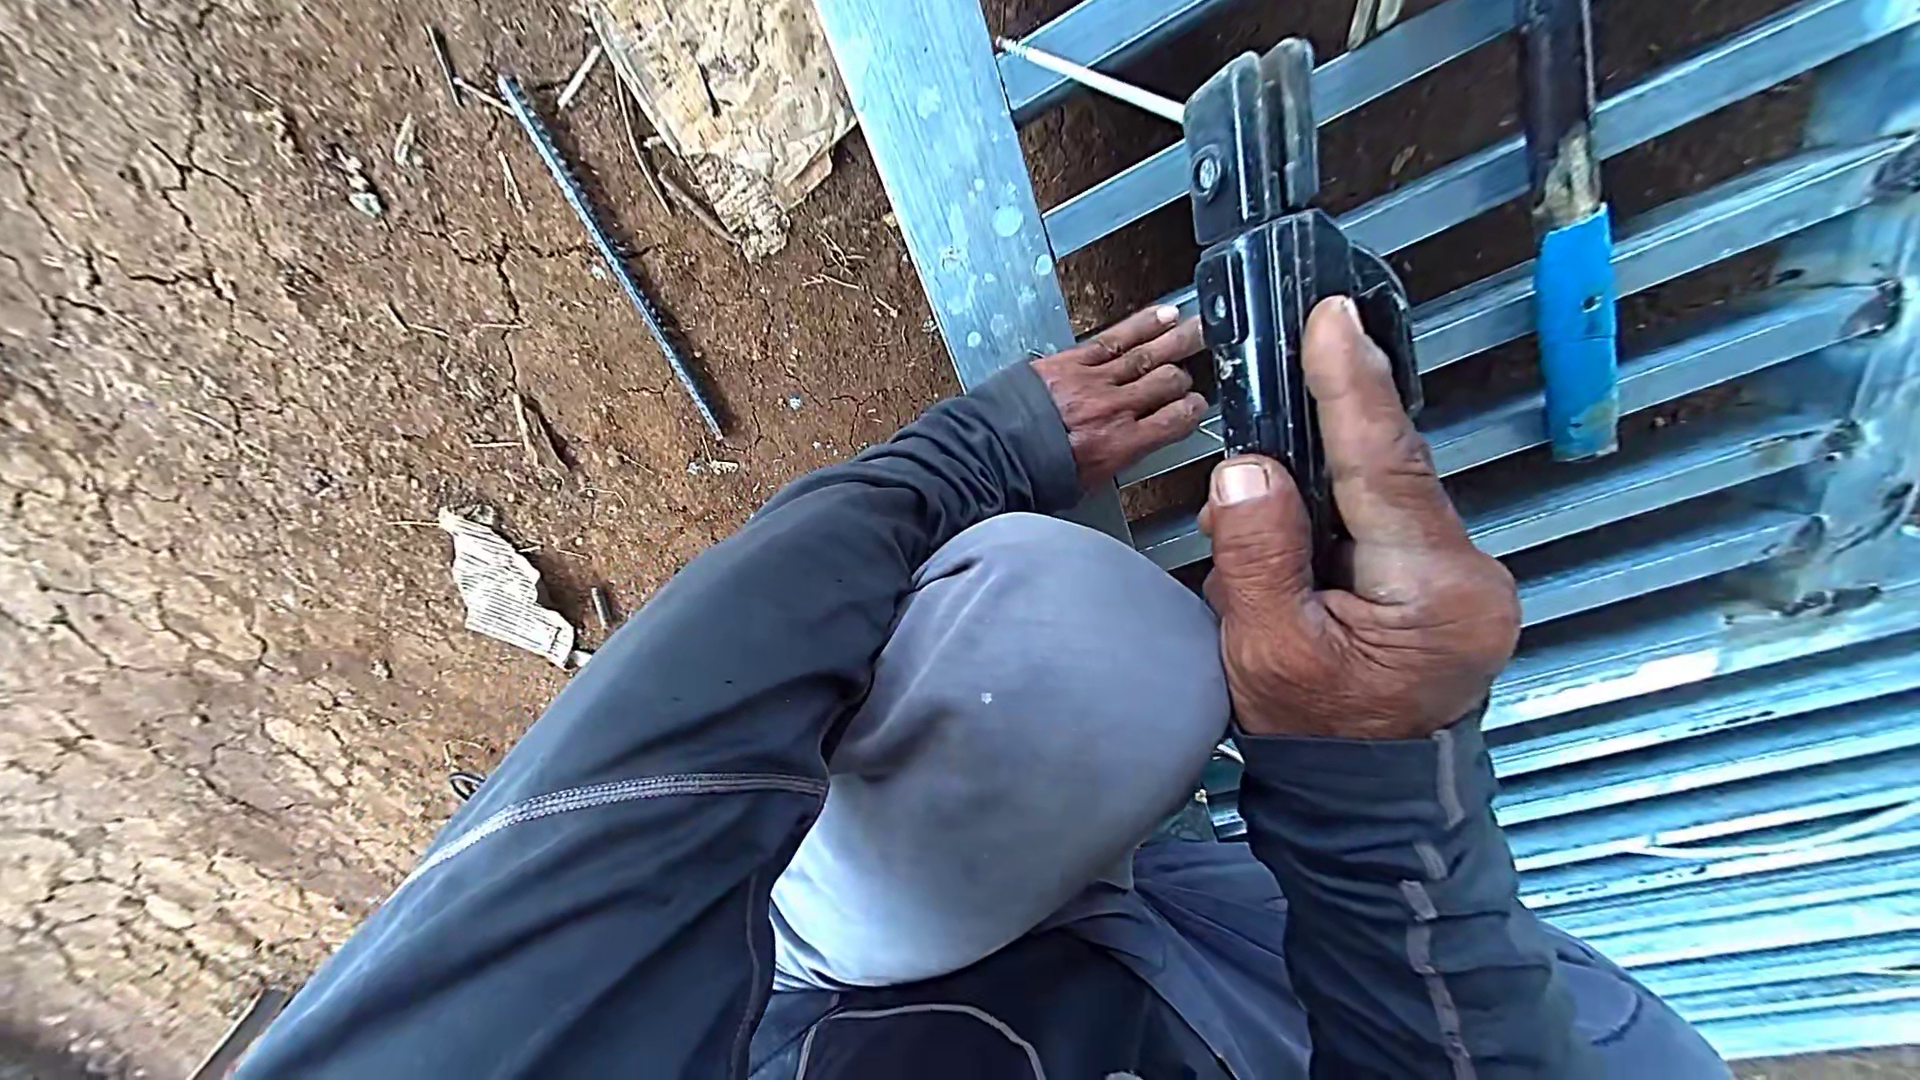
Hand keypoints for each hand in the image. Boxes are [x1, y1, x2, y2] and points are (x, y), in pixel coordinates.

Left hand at [1031, 305, 1207, 489]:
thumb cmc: (1029, 474)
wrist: (992, 454)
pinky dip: (1142, 325)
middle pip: (1166, 382)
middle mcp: (1114, 409)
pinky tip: (1162, 316)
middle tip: (1193, 369)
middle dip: (1182, 378)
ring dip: (1177, 340)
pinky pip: (1115, 338)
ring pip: (1147, 355)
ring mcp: (1094, 381)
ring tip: (1199, 328)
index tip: (1195, 406)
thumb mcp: (1085, 482)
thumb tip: (1128, 446)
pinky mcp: (1071, 361)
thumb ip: (1115, 459)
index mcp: (1120, 443)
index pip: (1174, 420)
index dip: (1191, 411)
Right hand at [1199, 297, 1519, 739]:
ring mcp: (1452, 573)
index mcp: (1435, 591)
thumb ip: (1256, 553)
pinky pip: (1365, 520)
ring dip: (1297, 501)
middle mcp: (1464, 570)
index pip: (1387, 467)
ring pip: (1366, 495)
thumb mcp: (1265, 647)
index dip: (1353, 387)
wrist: (1353, 787)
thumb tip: (1245, 468)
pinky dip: (1311, 521)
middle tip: (1245, 469)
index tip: (1332, 320)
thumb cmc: (1310, 728)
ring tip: (1246, 557)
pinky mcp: (1428, 577)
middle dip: (1303, 459)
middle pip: (1377, 475)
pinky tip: (1272, 555)